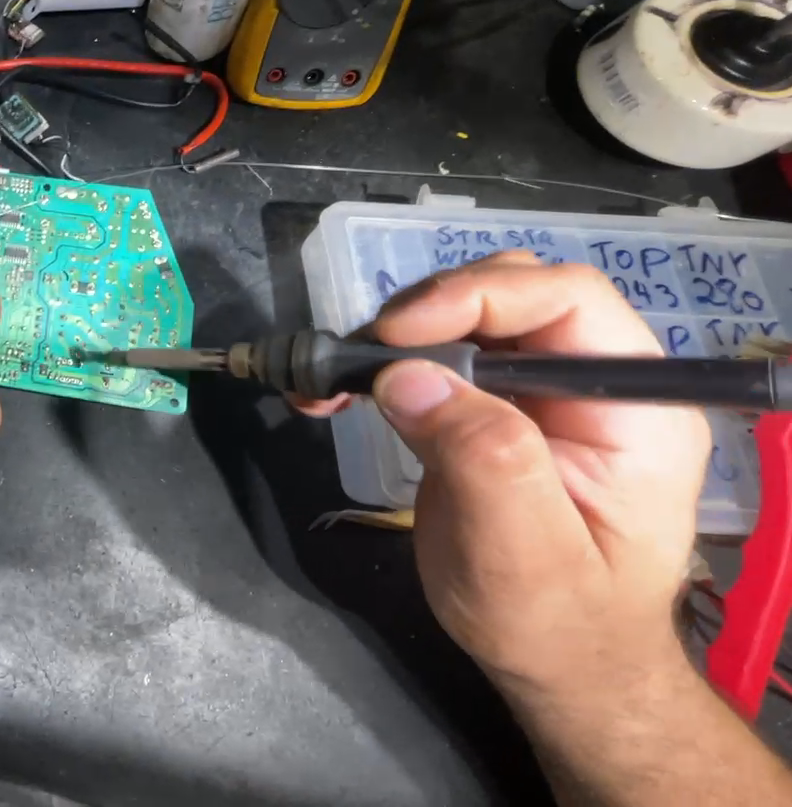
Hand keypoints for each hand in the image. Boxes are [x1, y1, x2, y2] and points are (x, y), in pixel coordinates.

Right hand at [335, 253, 709, 701]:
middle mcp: (585, 383)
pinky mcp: (479, 407)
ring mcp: (530, 393)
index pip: (562, 300)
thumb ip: (484, 459)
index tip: (391, 335)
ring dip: (379, 341)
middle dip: (419, 314)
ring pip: (453, 319)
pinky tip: (327, 395)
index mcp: (629, 407)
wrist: (551, 659)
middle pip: (504, 295)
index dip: (473, 297)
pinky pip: (421, 359)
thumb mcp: (524, 554)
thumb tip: (405, 377)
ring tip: (325, 385)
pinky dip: (365, 365)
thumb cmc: (554, 619)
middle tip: (356, 359)